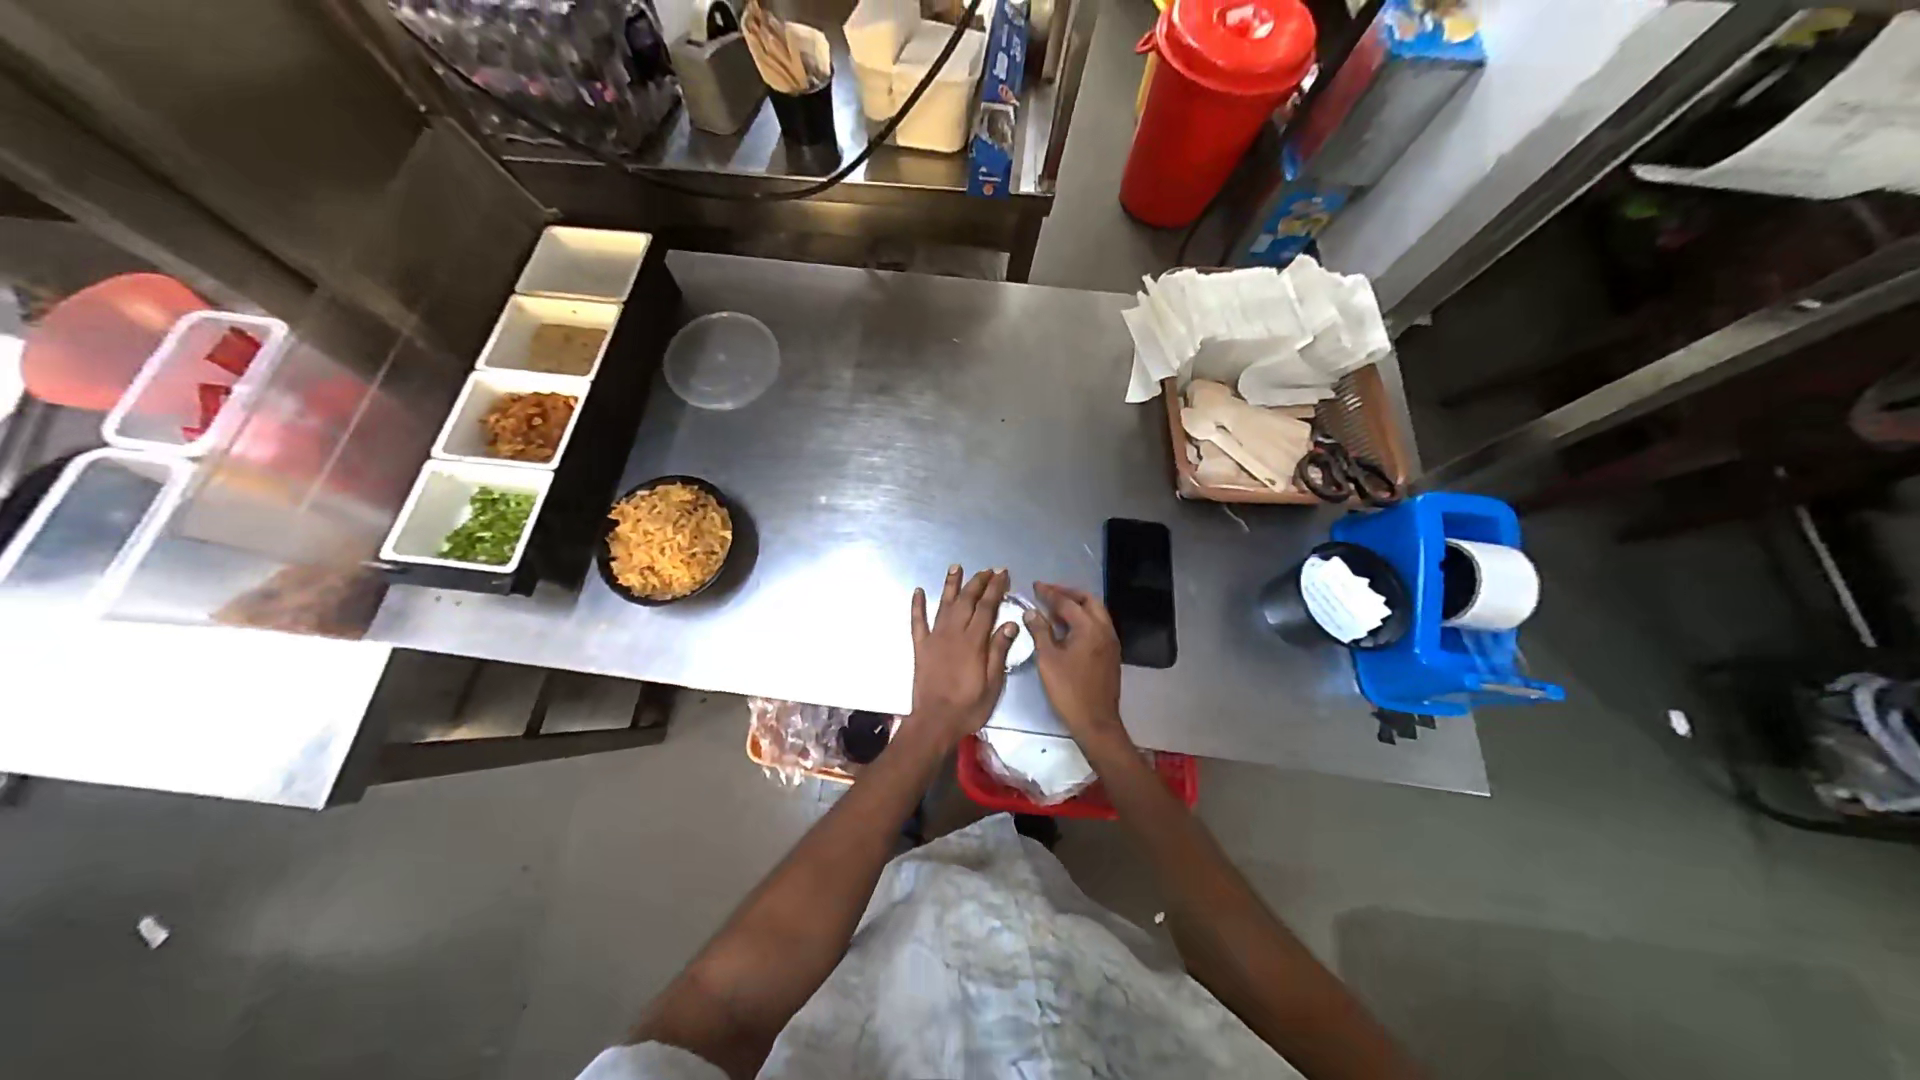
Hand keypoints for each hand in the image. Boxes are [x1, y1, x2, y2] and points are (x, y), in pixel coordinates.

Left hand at [909, 565, 1018, 741]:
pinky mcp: (920, 647)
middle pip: (967, 600)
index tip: (1002, 573)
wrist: (935, 721)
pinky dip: (918, 605)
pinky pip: (917, 621)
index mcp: (974, 641)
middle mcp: (954, 633)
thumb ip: (999, 651)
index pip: (987, 607)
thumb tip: (1011, 623)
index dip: (995, 588)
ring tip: (955, 567)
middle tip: (987, 569)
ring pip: (944, 604)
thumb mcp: (993, 683)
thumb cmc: (969, 706)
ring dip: (951, 585)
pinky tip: (918, 592)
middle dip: (978, 582)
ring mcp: (934, 638)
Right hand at [1025, 582, 1127, 745]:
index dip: (1050, 593)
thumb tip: (1032, 612)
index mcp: (1090, 628)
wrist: (1096, 721)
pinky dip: (1084, 619)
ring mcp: (1111, 642)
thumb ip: (1040, 631)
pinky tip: (1068, 627)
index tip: (1036, 586)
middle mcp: (1105, 629)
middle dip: (1068, 594)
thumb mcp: (1048, 659)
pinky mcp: (1111, 653)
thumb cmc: (1069, 690)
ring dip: (1077, 606)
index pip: (1067, 603)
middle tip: (1048, 593)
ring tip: (1056, 608)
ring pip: (1096, 613)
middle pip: (1088, 601)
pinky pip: (1098, 626)